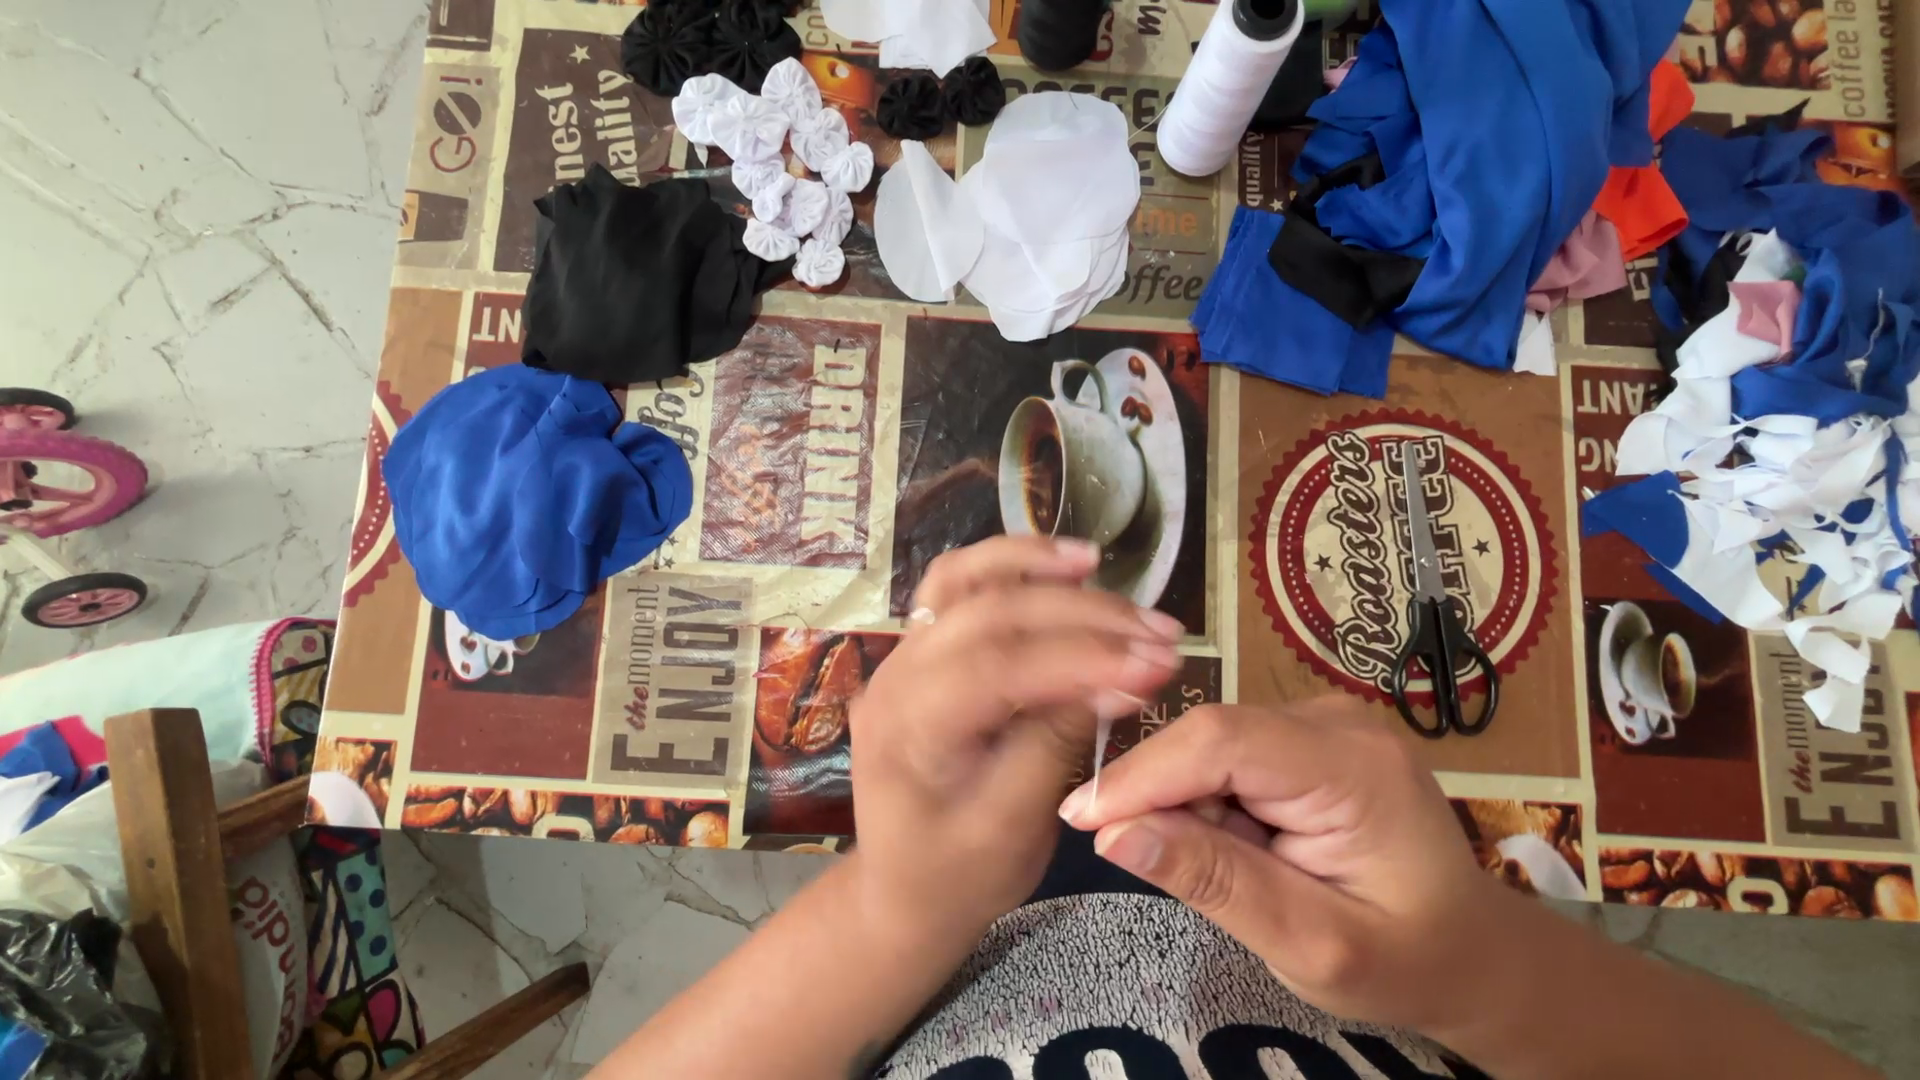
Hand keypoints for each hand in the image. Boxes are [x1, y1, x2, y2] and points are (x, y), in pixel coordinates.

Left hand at [848, 536, 1184, 935]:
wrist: (902, 892)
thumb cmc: (958, 876)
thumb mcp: (1012, 828)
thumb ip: (1057, 743)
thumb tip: (1123, 679)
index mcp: (908, 728)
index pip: (998, 667)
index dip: (1083, 657)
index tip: (1156, 663)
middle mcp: (895, 676)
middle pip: (988, 614)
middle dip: (1080, 616)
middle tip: (1157, 632)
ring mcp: (901, 657)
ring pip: (964, 582)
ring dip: (1034, 568)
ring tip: (1098, 564)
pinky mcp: (918, 651)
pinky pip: (957, 588)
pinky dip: (1007, 569)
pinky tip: (1058, 568)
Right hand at [1059, 697, 1514, 1033]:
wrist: (1472, 948)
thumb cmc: (1406, 959)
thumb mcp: (1313, 946)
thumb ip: (1216, 883)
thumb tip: (1113, 833)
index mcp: (1353, 767)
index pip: (1221, 742)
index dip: (1142, 774)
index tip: (1080, 818)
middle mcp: (1336, 720)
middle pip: (1209, 735)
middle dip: (1160, 794)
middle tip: (1145, 857)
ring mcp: (1321, 718)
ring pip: (1209, 741)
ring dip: (1185, 799)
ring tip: (1219, 861)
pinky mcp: (1305, 730)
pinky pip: (1226, 749)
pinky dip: (1207, 795)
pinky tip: (1235, 839)